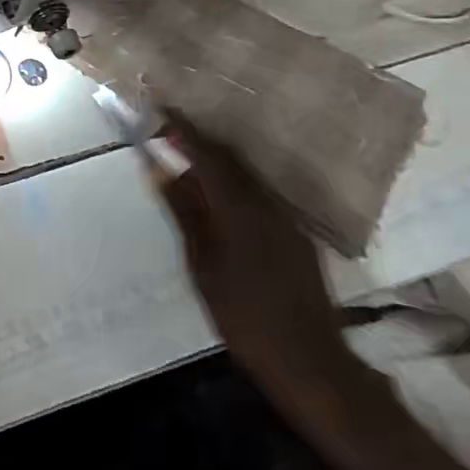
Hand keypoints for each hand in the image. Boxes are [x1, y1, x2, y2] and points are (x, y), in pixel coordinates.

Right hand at [146, 115, 349, 380]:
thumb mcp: (202, 265)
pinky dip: (232, 184)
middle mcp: (266, 201)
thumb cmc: (244, 316)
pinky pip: (258, 192)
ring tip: (186, 163)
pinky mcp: (295, 231)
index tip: (160, 109)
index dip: (183, 128)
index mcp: (239, 207)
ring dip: (215, 162)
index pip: (207, 154)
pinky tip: (218, 198)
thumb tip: (160, 170)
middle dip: (198, 140)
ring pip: (245, 174)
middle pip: (229, 158)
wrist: (310, 360)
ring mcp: (285, 216)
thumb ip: (184, 212)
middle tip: (167, 135)